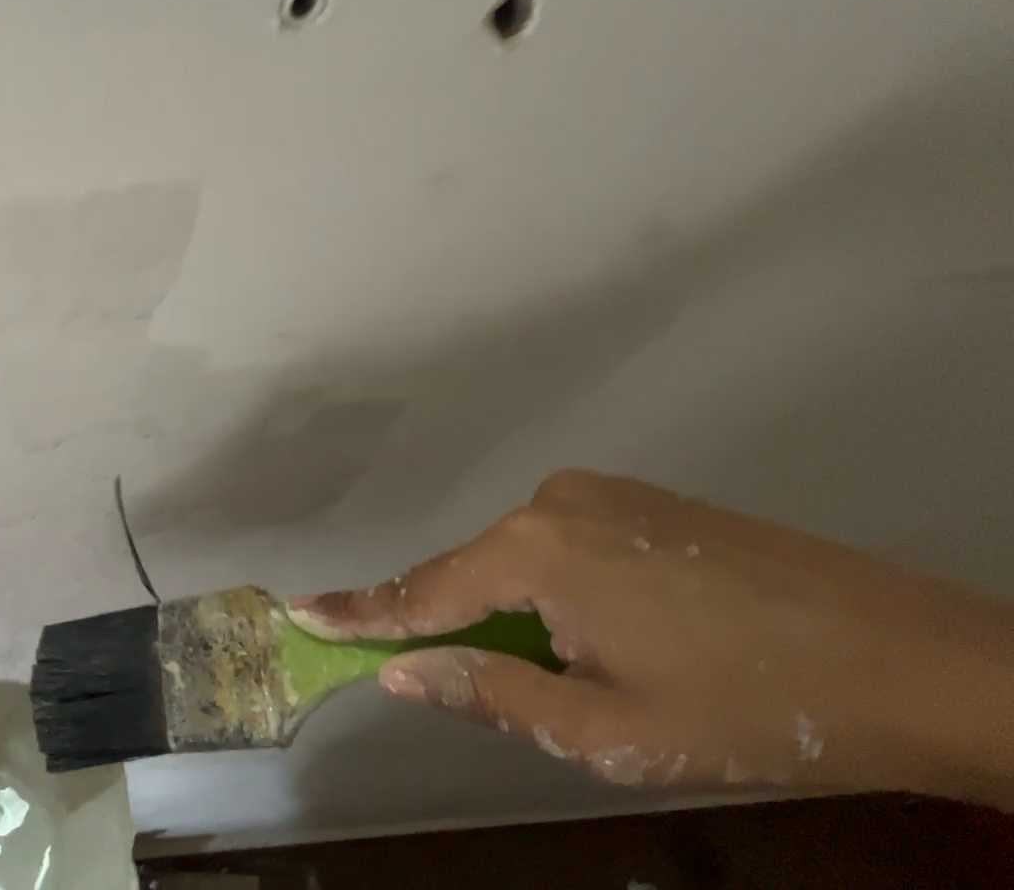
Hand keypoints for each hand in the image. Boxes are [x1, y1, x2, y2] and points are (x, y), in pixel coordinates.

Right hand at [287, 470, 1013, 804]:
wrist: (924, 662)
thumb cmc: (749, 708)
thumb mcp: (608, 729)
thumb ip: (490, 694)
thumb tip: (403, 673)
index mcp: (534, 553)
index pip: (421, 592)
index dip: (358, 612)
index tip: (299, 609)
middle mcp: (553, 503)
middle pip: (470, 574)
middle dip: (457, 626)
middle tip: (463, 680)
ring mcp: (602, 494)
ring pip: (520, 562)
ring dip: (518, 614)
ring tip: (582, 672)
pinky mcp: (643, 500)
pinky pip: (564, 546)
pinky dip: (557, 589)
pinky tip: (618, 632)